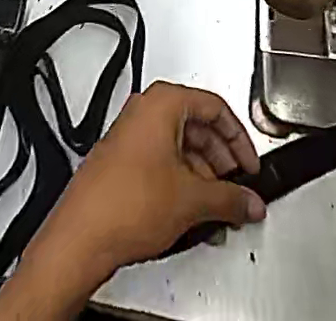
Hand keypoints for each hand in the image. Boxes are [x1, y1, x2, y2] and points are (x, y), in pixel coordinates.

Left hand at [0, 82, 266, 320]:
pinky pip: (163, 159)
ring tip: (219, 206)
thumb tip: (248, 200)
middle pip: (197, 124)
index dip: (239, 137)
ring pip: (181, 144)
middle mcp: (143, 111)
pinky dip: (184, 180)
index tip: (250, 162)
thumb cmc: (123, 202)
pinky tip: (194, 210)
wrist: (85, 234)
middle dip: (222, 158)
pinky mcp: (124, 157)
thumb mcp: (193, 199)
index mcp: (162, 103)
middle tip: (237, 186)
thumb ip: (230, 198)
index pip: (214, 106)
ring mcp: (131, 133)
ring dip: (204, 174)